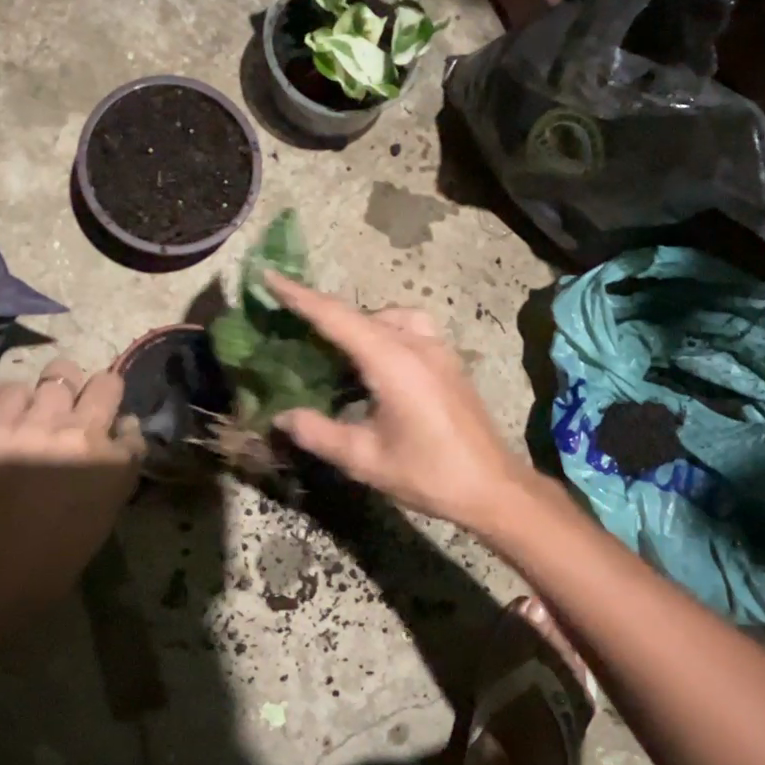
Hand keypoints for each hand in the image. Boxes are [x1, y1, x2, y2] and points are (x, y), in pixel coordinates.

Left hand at [0, 358, 144, 656]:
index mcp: (115, 464)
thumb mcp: (102, 517)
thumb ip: (114, 474)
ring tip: (47, 409)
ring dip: (59, 390)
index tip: (114, 437)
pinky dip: (17, 399)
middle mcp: (83, 434)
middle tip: (85, 410)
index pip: (134, 427)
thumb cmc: (52, 560)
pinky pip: (12, 388)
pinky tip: (14, 417)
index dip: (123, 430)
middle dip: (101, 393)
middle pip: (106, 383)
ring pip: (60, 372)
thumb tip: (116, 442)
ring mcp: (37, 424)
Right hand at [265, 273, 532, 527]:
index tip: (270, 276)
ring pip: (388, 317)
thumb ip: (319, 433)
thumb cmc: (429, 474)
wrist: (494, 487)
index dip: (299, 296)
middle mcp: (416, 344)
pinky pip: (409, 329)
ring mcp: (438, 350)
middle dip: (322, 311)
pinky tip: (373, 364)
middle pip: (360, 314)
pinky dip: (383, 332)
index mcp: (392, 361)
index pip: (336, 317)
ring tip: (332, 350)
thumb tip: (282, 416)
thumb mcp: (365, 459)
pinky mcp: (449, 361)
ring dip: (357, 324)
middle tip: (290, 319)